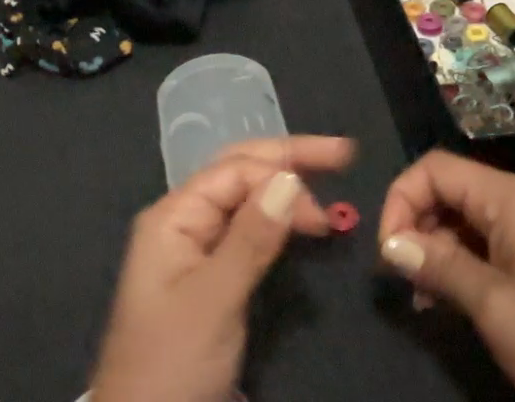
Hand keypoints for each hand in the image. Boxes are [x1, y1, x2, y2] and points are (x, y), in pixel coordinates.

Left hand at [90, 136, 355, 401]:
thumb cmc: (171, 361)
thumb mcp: (214, 300)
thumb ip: (251, 239)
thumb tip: (290, 179)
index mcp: (173, 215)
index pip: (234, 170)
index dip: (283, 177)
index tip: (325, 215)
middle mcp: (183, 220)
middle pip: (239, 171)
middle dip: (288, 157)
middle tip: (342, 153)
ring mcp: (194, 246)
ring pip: (243, 197)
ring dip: (283, 184)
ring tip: (329, 177)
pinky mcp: (208, 273)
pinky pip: (245, 229)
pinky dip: (275, 217)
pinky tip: (298, 216)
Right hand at [378, 151, 514, 401]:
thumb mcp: (494, 308)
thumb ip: (439, 266)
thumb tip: (391, 244)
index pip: (435, 168)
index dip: (401, 201)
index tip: (389, 254)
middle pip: (453, 189)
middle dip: (419, 226)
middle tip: (405, 281)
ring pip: (472, 217)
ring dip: (441, 248)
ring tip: (428, 297)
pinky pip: (498, 239)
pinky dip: (469, 260)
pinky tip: (460, 298)